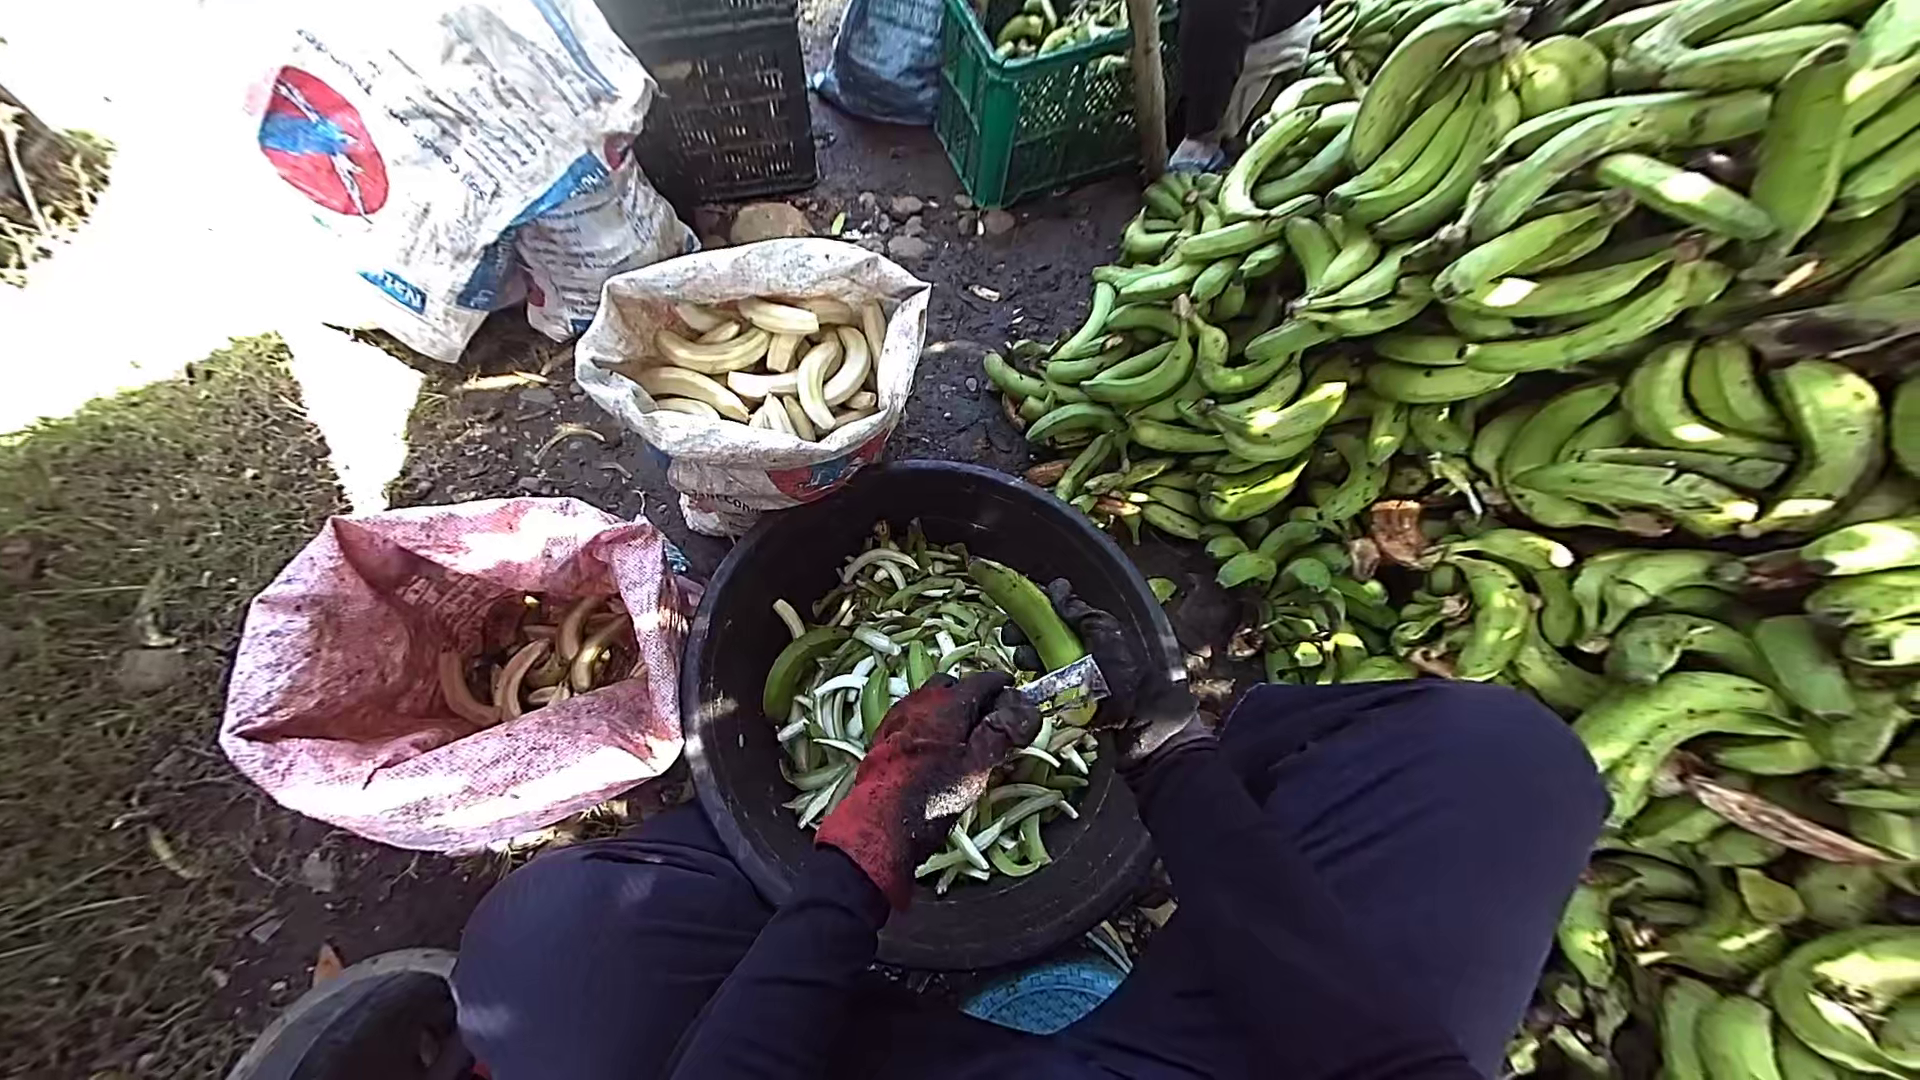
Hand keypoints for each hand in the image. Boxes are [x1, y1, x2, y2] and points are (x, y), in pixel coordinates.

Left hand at [815, 671, 1039, 908]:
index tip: (1015, 694)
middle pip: (954, 686)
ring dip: (951, 711)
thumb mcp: (977, 767)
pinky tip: (937, 751)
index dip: (1003, 686)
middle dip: (975, 697)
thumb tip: (1027, 710)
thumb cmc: (930, 798)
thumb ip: (1002, 734)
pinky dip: (931, 725)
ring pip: (931, 702)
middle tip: (993, 720)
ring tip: (966, 737)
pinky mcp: (884, 737)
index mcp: (947, 704)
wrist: (877, 827)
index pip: (983, 680)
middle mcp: (920, 702)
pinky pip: (914, 719)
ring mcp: (899, 717)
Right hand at [1007, 580, 1204, 766]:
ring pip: (1034, 658)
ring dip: (1025, 656)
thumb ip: (1079, 611)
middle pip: (1037, 634)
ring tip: (1027, 662)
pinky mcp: (1061, 700)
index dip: (1032, 605)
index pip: (1052, 610)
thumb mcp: (1105, 633)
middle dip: (1022, 632)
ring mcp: (1067, 676)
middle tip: (1012, 637)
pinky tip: (1029, 680)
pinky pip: (1037, 685)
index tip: (1014, 604)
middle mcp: (1075, 649)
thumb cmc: (1129, 675)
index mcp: (1087, 629)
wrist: (1142, 725)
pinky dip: (1030, 680)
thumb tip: (1056, 586)